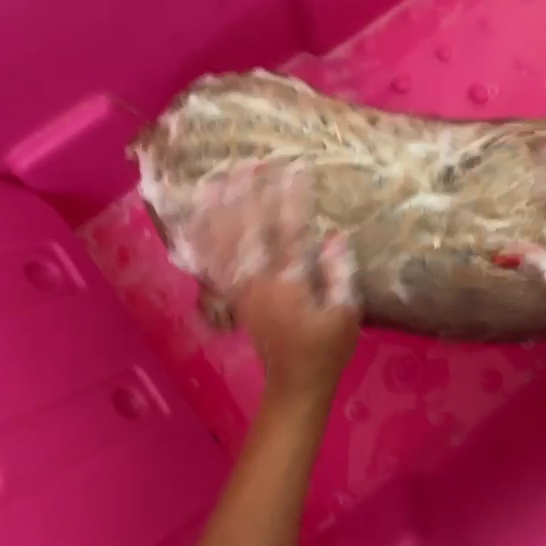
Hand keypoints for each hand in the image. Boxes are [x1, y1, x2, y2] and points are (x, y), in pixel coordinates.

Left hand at [182, 163, 360, 409]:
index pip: (289, 231)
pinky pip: (213, 262)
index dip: (291, 198)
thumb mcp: (346, 315)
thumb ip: (339, 275)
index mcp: (290, 285)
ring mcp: (241, 289)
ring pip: (224, 243)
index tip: (294, 168)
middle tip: (252, 162)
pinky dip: (204, 238)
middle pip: (250, 230)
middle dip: (250, 194)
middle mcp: (259, 282)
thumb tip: (333, 237)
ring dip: (221, 209)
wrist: (296, 383)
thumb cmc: (327, 348)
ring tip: (219, 178)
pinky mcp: (234, 296)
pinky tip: (199, 218)